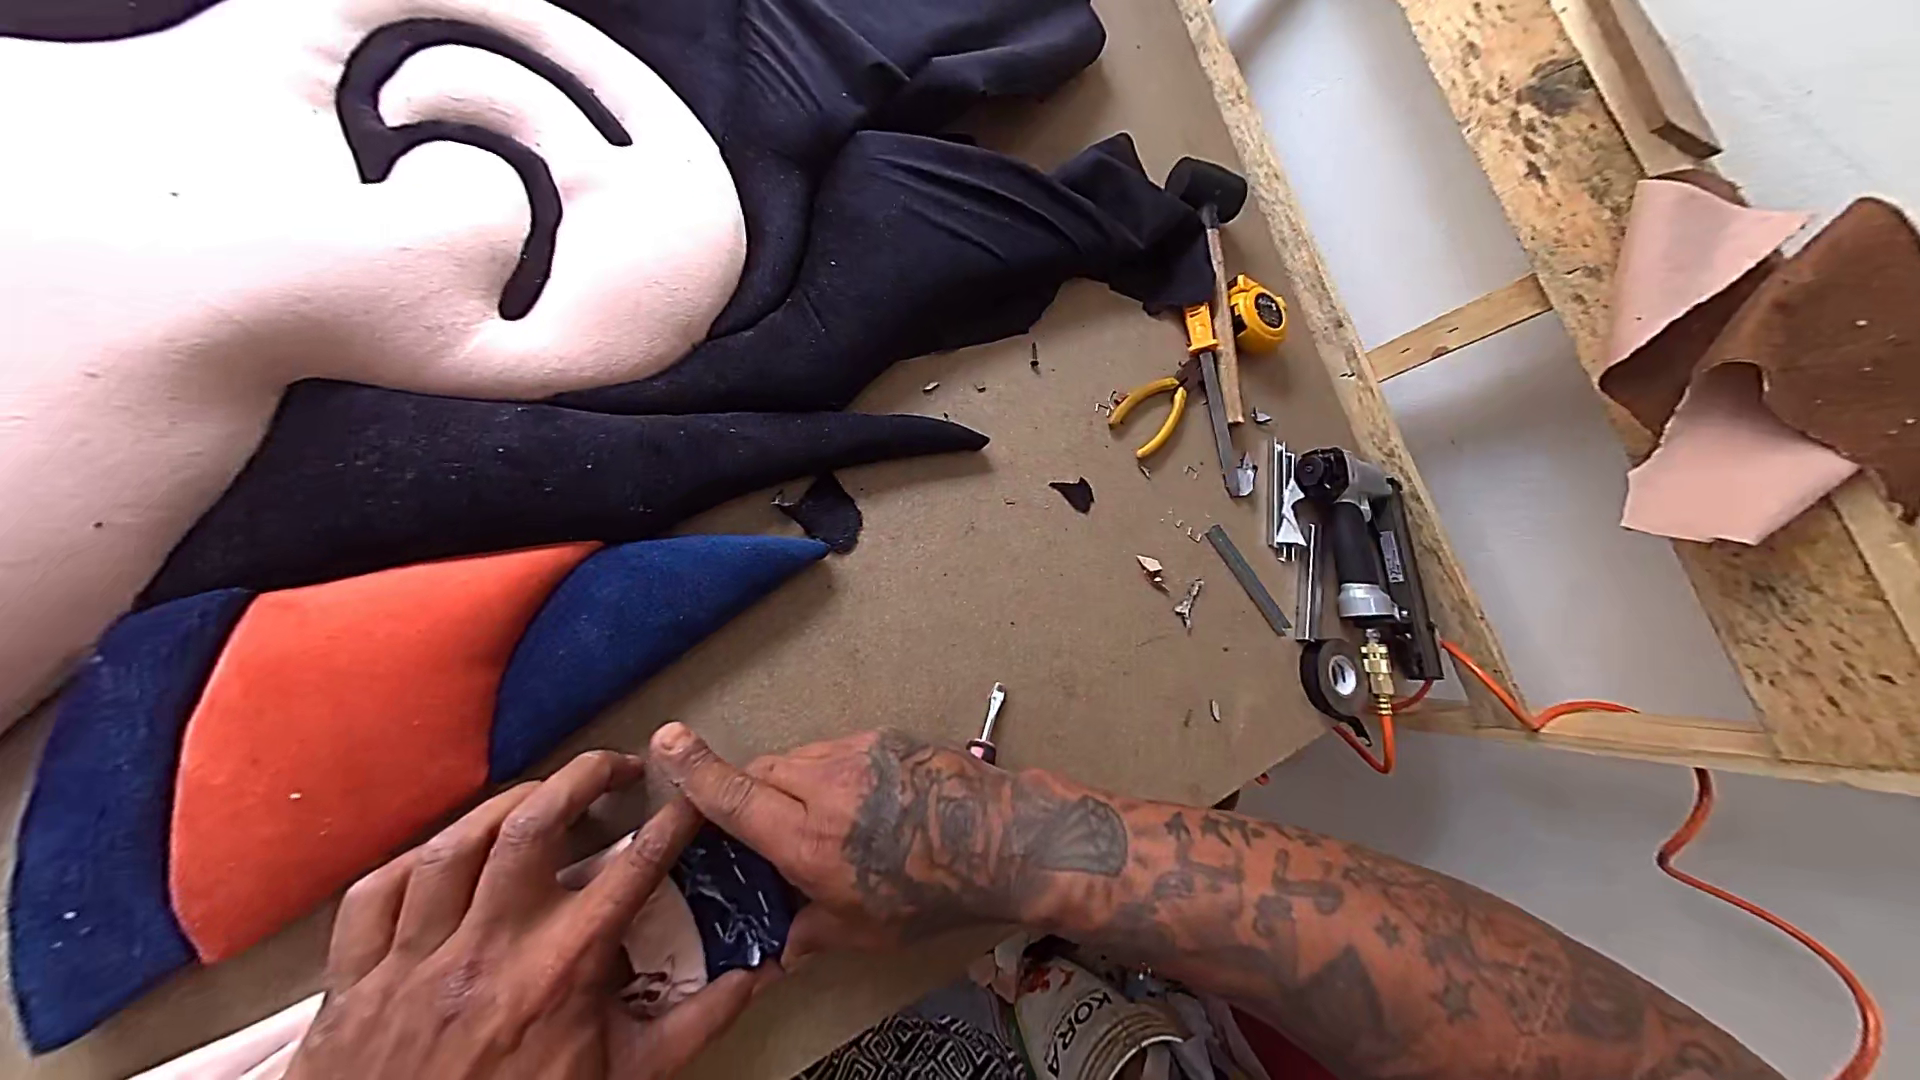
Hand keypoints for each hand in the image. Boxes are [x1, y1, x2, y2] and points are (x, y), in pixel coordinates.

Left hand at [286, 750, 774, 1079]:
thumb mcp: (626, 1078)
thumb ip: (697, 1022)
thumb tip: (757, 973)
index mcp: (561, 970)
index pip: (637, 864)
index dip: (675, 819)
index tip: (693, 797)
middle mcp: (490, 949)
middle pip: (534, 825)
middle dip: (584, 776)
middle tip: (617, 767)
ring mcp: (414, 963)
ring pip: (456, 845)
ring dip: (507, 804)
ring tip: (543, 795)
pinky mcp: (353, 986)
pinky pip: (374, 895)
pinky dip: (416, 858)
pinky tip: (453, 851)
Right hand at [647, 724, 1127, 962]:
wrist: (1000, 835)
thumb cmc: (933, 890)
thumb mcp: (865, 928)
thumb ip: (810, 931)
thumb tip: (781, 944)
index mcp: (808, 837)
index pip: (735, 795)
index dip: (695, 768)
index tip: (666, 738)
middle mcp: (824, 783)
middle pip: (763, 770)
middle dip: (752, 792)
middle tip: (768, 824)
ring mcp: (856, 752)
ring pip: (799, 757)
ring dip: (794, 781)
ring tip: (826, 816)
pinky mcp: (883, 736)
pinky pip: (837, 750)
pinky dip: (832, 771)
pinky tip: (862, 800)